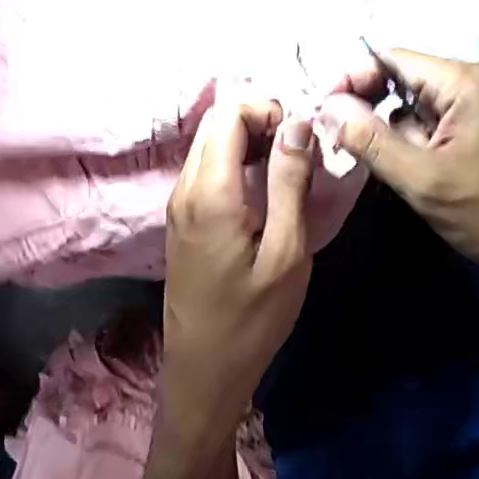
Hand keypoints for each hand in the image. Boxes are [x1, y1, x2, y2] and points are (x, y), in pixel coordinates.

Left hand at [162, 98, 316, 421]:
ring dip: (249, 140)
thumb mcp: (286, 251)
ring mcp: (178, 202)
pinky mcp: (182, 217)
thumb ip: (290, 182)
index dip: (267, 108)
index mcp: (210, 192)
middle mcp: (184, 187)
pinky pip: (207, 167)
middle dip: (260, 119)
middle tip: (298, 149)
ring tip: (288, 167)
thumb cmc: (252, 317)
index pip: (229, 114)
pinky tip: (265, 187)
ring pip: (210, 143)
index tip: (300, 136)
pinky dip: (237, 161)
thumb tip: (297, 123)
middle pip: (216, 122)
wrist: (204, 371)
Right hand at [318, 50, 478, 290]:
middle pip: (405, 81)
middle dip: (370, 107)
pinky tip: (406, 171)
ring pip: (420, 107)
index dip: (352, 78)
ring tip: (370, 162)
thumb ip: (372, 140)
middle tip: (338, 141)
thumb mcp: (426, 181)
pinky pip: (440, 126)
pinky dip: (417, 144)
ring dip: (393, 131)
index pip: (392, 58)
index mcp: (465, 80)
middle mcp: (476, 82)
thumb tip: (328, 105)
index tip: (322, 111)